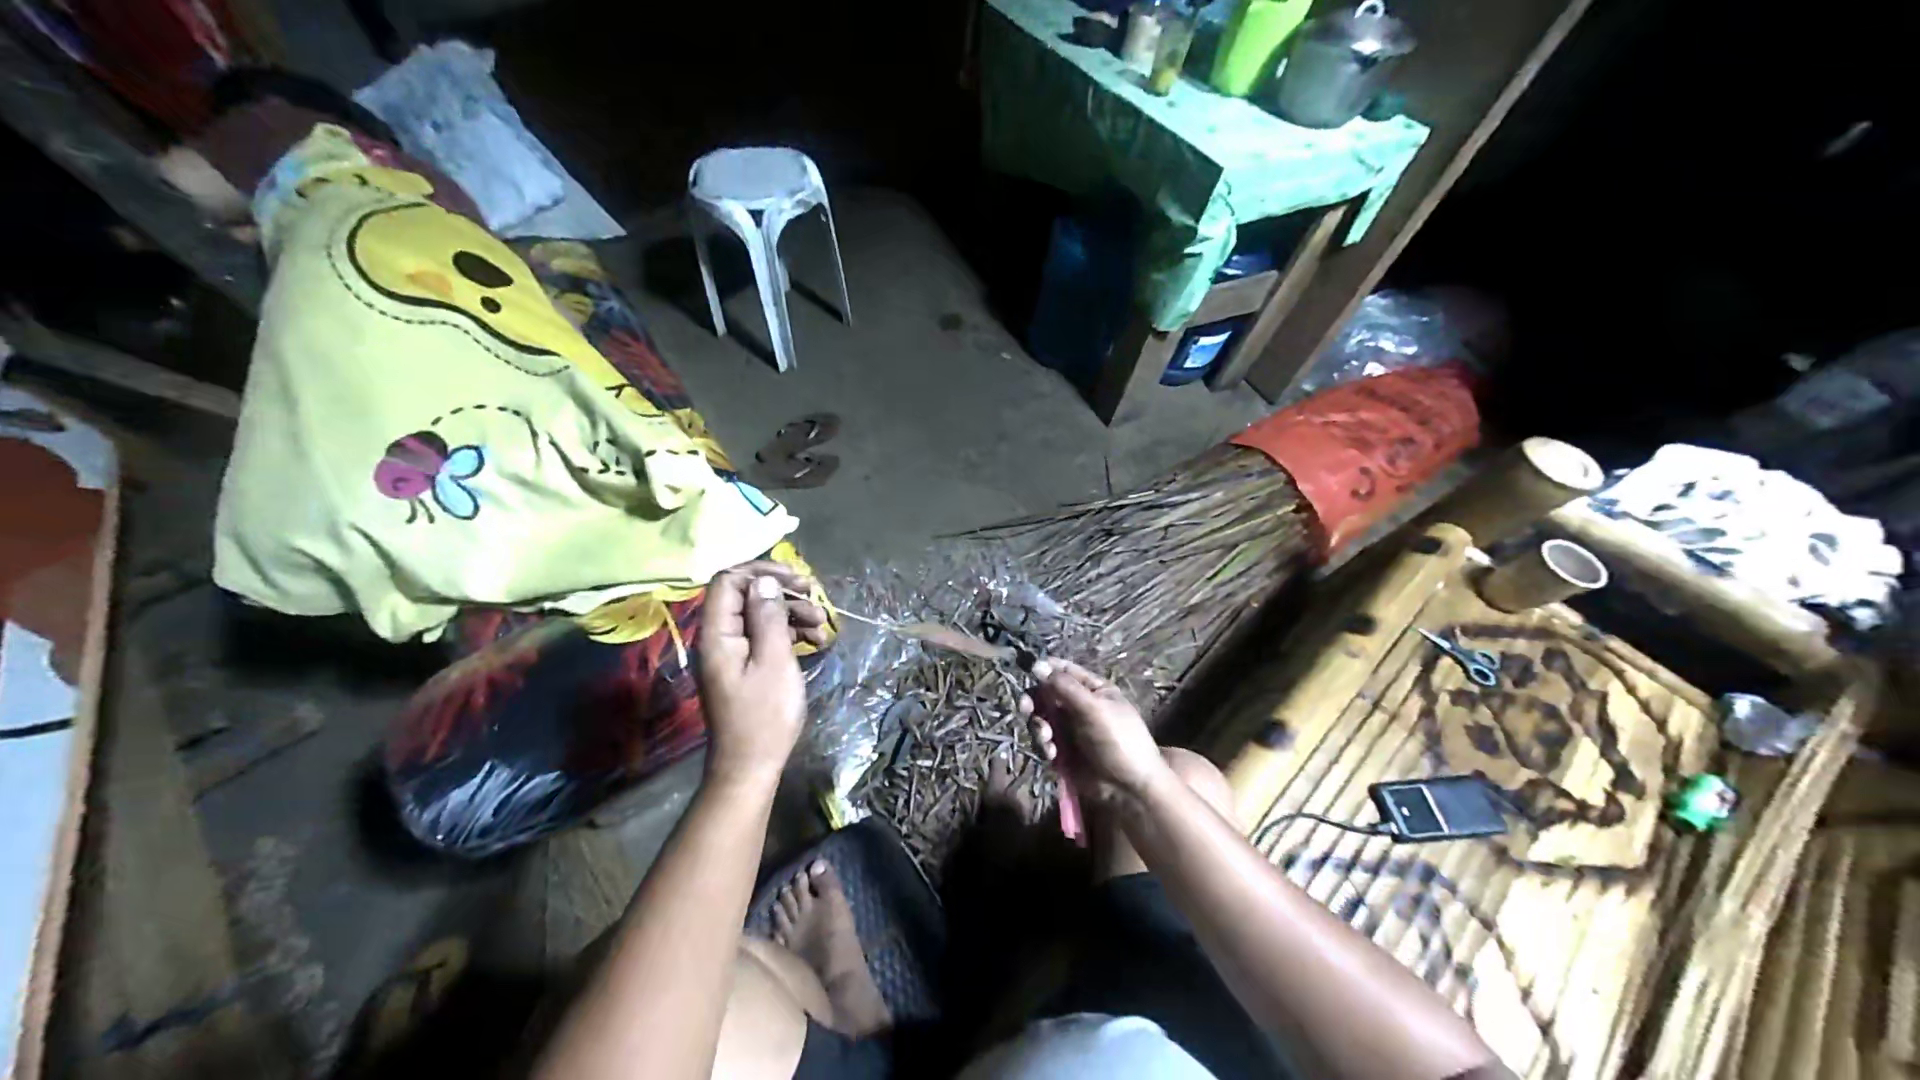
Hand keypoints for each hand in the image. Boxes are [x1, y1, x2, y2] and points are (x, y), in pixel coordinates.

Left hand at [696, 561, 828, 788]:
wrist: (751, 766)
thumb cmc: (764, 715)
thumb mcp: (773, 661)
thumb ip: (769, 617)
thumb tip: (765, 581)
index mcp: (717, 634)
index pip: (729, 581)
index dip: (761, 571)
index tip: (796, 579)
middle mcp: (719, 638)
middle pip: (747, 596)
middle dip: (783, 593)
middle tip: (816, 598)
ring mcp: (732, 653)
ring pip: (760, 615)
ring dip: (792, 613)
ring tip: (823, 626)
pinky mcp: (745, 667)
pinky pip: (765, 637)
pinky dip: (789, 634)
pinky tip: (815, 642)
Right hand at [1018, 659, 1168, 801]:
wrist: (1130, 789)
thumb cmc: (1119, 740)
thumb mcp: (1094, 708)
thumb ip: (1064, 687)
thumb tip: (1037, 664)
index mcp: (1093, 689)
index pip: (1064, 670)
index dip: (1045, 669)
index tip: (1029, 672)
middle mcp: (1079, 706)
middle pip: (1046, 694)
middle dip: (1034, 701)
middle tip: (1026, 708)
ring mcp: (1070, 729)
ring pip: (1041, 718)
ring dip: (1039, 727)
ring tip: (1047, 739)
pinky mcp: (1063, 751)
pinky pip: (1044, 741)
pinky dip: (1045, 745)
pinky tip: (1053, 755)